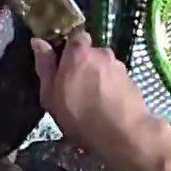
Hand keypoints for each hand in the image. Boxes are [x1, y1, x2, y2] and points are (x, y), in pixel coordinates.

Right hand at [31, 32, 170, 170]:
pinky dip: (110, 87)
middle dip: (83, 65)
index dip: (69, 49)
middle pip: (90, 53)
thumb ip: (45, 66)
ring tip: (93, 101)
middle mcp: (101, 52)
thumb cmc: (80, 116)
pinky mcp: (132, 80)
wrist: (124, 134)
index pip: (75, 36)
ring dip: (97, 77)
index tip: (63, 66)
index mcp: (79, 52)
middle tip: (75, 88)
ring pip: (103, 66)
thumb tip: (38, 42)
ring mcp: (119, 66)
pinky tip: (107, 105)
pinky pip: (115, 78)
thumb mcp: (51, 96)